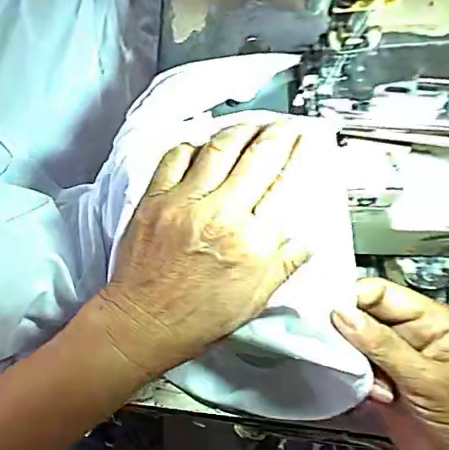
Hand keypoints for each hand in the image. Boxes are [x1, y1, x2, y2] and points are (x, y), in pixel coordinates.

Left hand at [90, 122, 312, 378]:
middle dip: (276, 134)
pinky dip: (191, 147)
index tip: (305, 143)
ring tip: (249, 126)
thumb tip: (304, 243)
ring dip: (238, 131)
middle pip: (256, 156)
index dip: (298, 155)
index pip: (284, 184)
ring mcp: (184, 204)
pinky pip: (174, 159)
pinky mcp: (154, 202)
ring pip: (217, 149)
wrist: (143, 323)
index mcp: (251, 241)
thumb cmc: (193, 319)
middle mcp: (220, 215)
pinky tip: (200, 147)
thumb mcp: (253, 299)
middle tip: (283, 126)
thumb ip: (282, 265)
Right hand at [330, 277, 448, 449]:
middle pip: (361, 316)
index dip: (350, 297)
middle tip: (329, 344)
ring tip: (366, 381)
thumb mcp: (430, 379)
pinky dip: (351, 380)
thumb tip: (342, 313)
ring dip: (349, 361)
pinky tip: (368, 395)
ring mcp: (394, 361)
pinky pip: (352, 371)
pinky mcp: (380, 384)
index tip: (322, 310)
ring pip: (351, 345)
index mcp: (433, 322)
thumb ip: (383, 345)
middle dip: (343, 330)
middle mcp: (410, 336)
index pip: (381, 293)